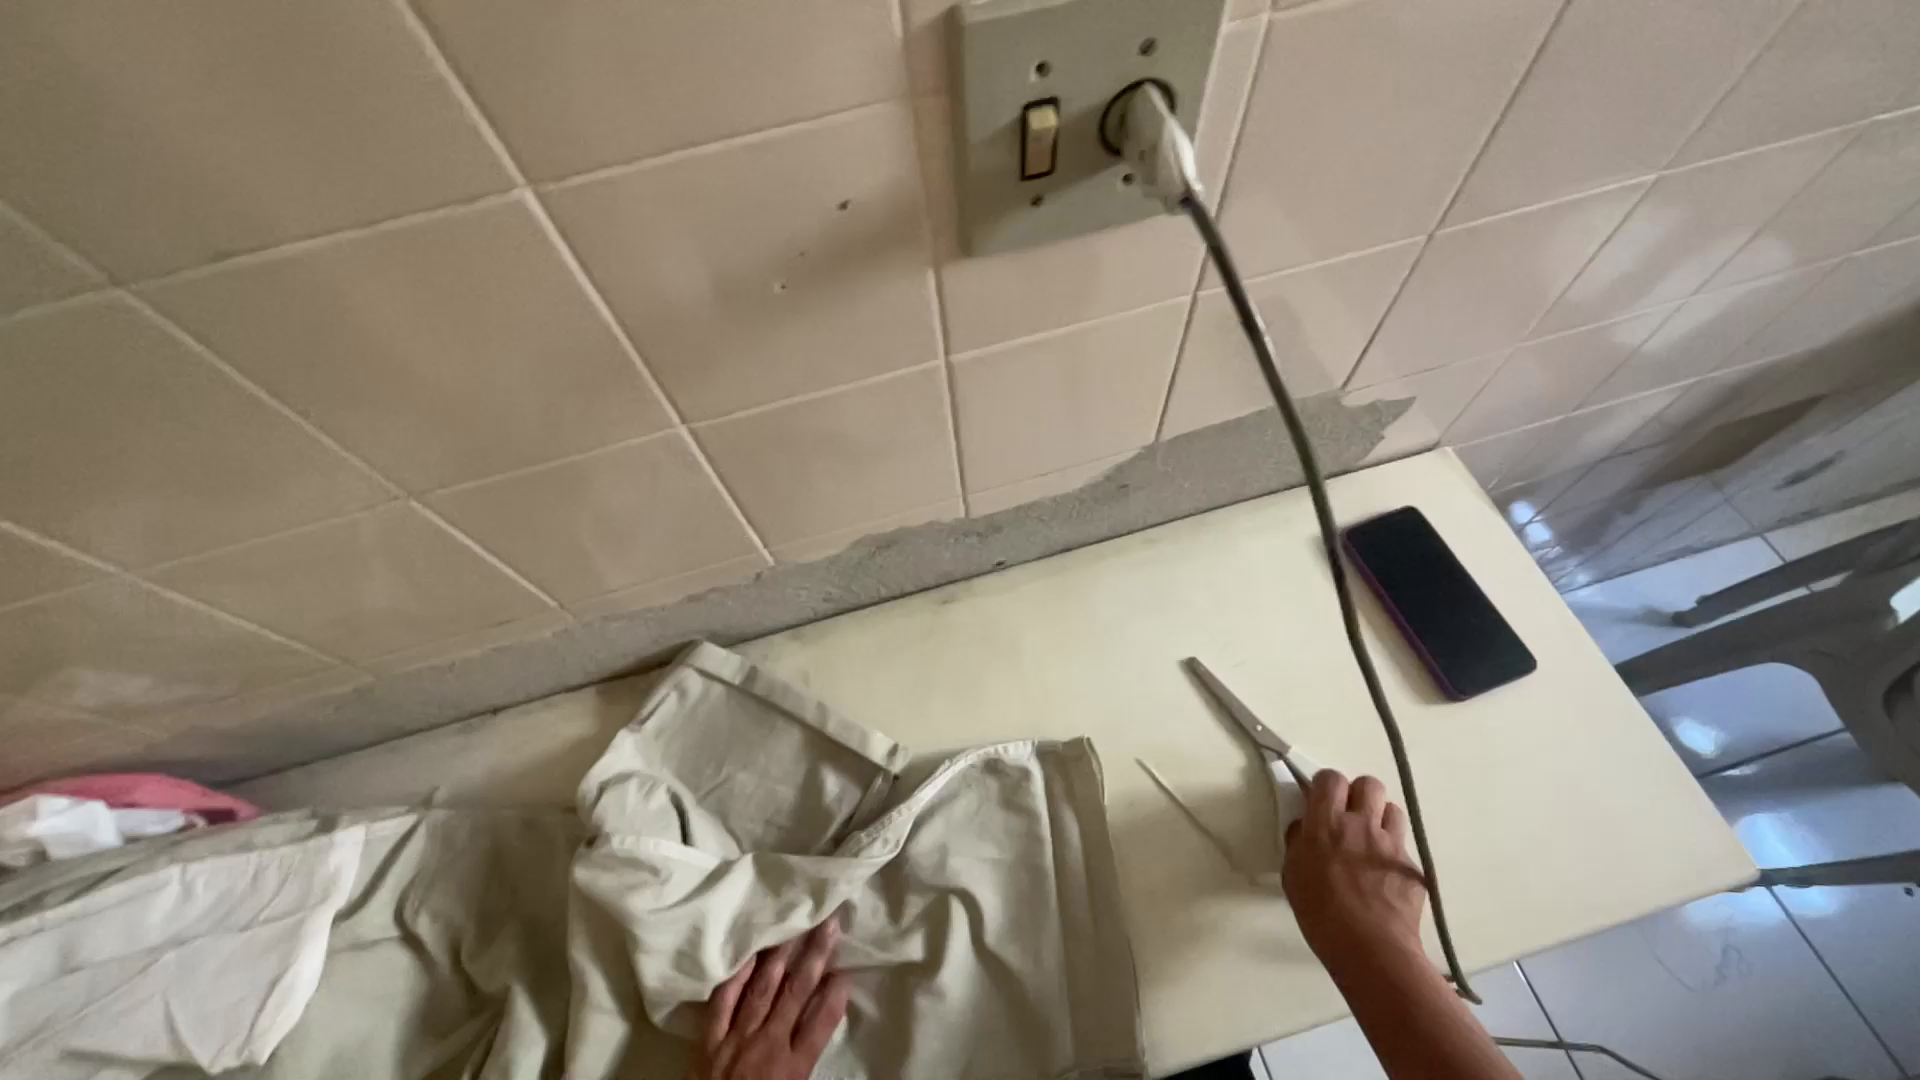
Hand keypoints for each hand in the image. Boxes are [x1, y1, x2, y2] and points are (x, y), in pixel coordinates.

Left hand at [695, 919, 850, 1079]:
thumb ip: (808, 1057)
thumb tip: (826, 1016)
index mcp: (793, 1068)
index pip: (822, 1021)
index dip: (837, 991)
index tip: (847, 966)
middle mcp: (768, 1045)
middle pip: (797, 991)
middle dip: (815, 954)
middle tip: (830, 922)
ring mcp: (736, 1039)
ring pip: (762, 986)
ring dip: (781, 953)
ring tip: (794, 924)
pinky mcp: (708, 1040)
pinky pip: (722, 1000)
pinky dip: (736, 974)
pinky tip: (749, 950)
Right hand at [1281, 770, 1426, 969]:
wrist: (1371, 949)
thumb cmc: (1320, 913)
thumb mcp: (1293, 874)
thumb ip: (1299, 842)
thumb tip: (1305, 828)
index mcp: (1326, 823)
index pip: (1330, 778)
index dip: (1326, 785)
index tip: (1321, 800)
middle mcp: (1361, 825)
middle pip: (1368, 784)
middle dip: (1358, 794)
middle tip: (1349, 815)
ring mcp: (1391, 844)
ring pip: (1392, 809)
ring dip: (1380, 818)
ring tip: (1370, 841)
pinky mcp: (1413, 866)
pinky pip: (1403, 846)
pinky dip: (1392, 853)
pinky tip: (1383, 876)